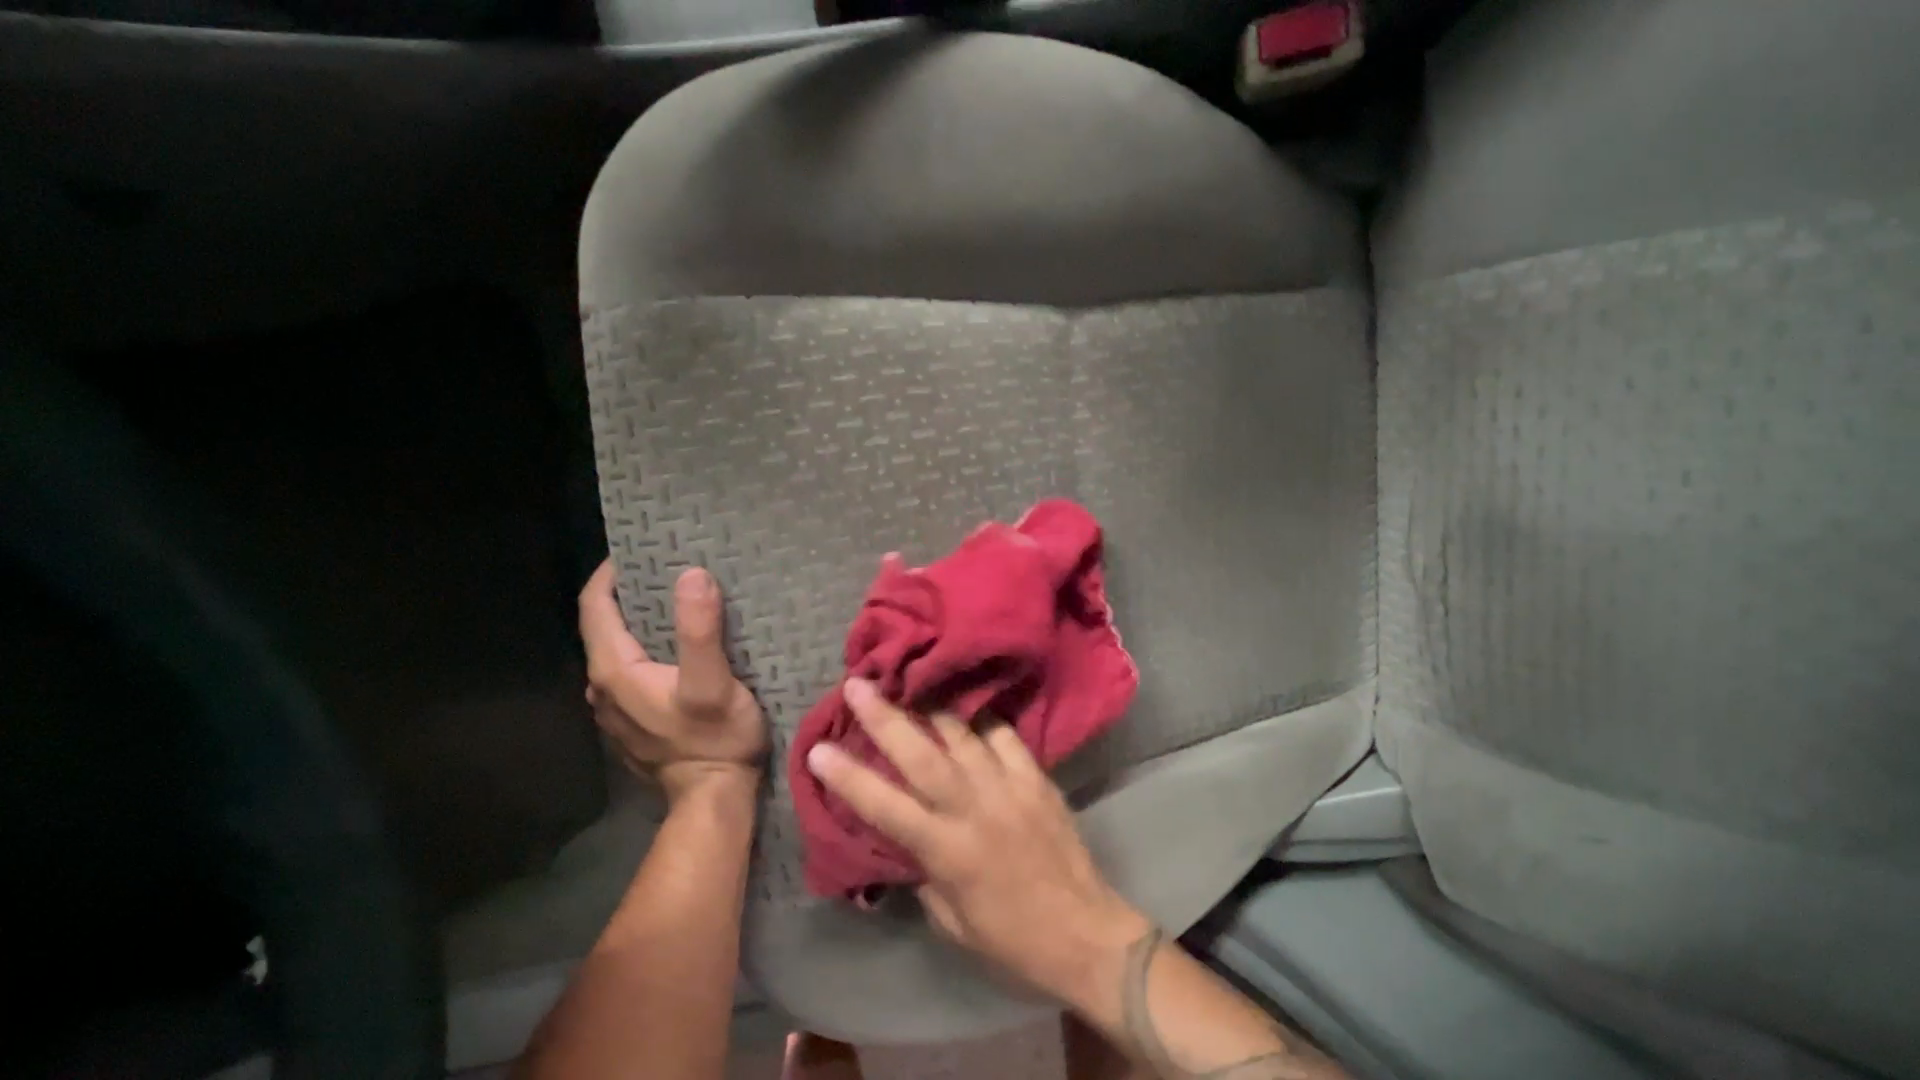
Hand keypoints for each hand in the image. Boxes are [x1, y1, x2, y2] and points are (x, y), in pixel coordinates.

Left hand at [579, 560, 767, 803]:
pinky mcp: (631, 722)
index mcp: (613, 670)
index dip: (610, 573)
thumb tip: (691, 574)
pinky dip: (645, 650)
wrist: (712, 800)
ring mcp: (613, 709)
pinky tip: (675, 649)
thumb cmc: (714, 741)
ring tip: (674, 602)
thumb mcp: (713, 684)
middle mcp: (601, 688)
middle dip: (628, 593)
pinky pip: (629, 672)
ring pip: (616, 649)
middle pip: (603, 626)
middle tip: (665, 568)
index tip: (639, 549)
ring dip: (637, 623)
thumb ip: (699, 631)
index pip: (595, 606)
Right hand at [804, 679, 1149, 1004]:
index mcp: (947, 852)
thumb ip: (924, 873)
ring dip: (931, 705)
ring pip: (963, 735)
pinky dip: (983, 718)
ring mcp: (1009, 789)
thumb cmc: (1011, 940)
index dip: (848, 777)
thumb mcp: (951, 921)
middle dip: (885, 717)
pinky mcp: (1038, 780)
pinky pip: (1006, 737)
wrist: (1085, 934)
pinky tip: (967, 703)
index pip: (885, 806)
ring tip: (909, 678)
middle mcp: (974, 810)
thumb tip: (905, 841)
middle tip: (857, 684)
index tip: (818, 749)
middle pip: (922, 755)